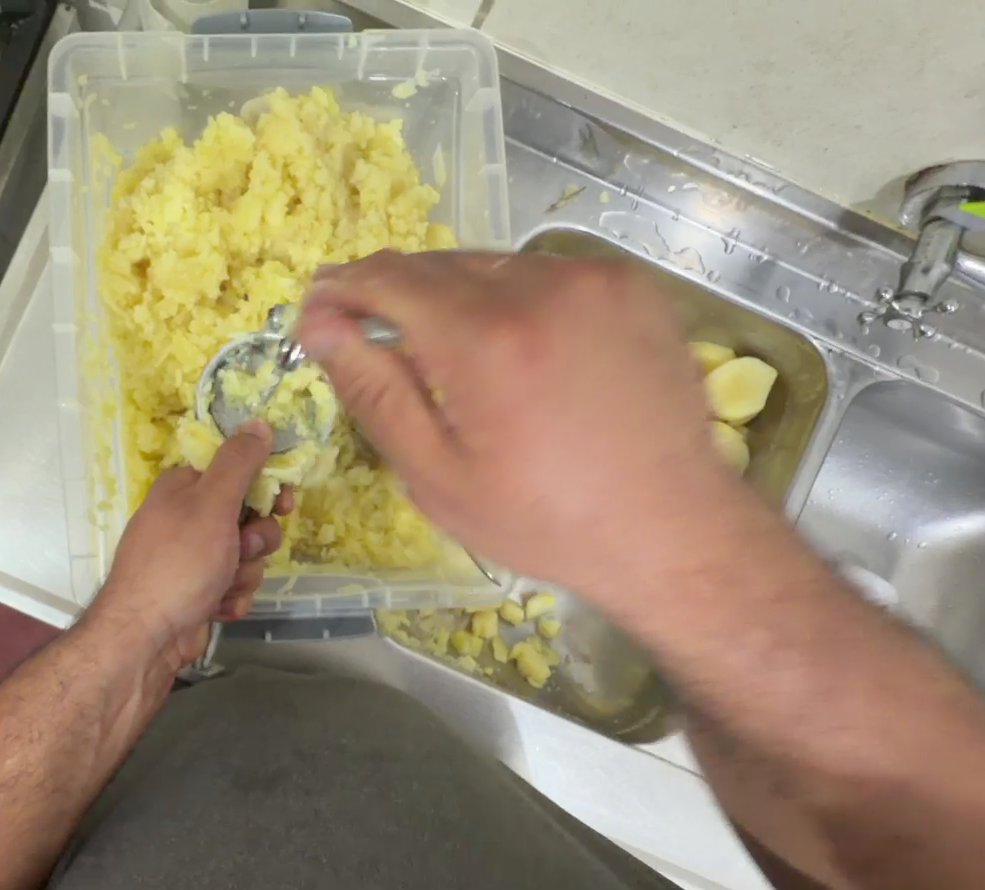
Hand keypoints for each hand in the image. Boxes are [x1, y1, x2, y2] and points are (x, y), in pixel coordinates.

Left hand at [86, 421, 288, 672]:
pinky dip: (230, 599)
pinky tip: (216, 609)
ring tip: (220, 587)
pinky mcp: (197, 593)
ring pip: (246, 557)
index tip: (282, 504)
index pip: (237, 474)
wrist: (147, 637)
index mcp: (184, 488)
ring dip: (243, 574)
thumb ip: (238, 463)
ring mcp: (191, 559)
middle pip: (248, 519)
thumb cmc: (179, 563)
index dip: (264, 490)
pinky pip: (234, 587)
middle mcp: (186, 519)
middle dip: (254, 542)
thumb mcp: (212, 504)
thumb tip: (257, 423)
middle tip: (242, 550)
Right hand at [297, 251, 733, 597]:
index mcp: (486, 339)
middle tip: (359, 329)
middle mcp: (542, 286)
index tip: (315, 311)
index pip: (388, 280)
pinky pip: (539, 275)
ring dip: (444, 295)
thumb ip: (374, 391)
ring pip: (486, 265)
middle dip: (387, 292)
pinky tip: (500, 346)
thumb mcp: (436, 474)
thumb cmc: (541, 519)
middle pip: (435, 265)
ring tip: (428, 345)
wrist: (668, 529)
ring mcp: (594, 279)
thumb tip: (320, 327)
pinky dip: (502, 298)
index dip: (341, 289)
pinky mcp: (629, 286)